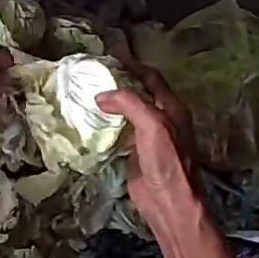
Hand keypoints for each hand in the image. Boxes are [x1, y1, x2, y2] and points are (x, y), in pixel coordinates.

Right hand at [96, 56, 204, 232]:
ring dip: (111, 103)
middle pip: (138, 93)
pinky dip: (105, 123)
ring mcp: (148, 137)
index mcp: (171, 107)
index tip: (111, 56)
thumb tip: (101, 96)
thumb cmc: (167, 161)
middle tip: (94, 73)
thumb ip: (130, 103)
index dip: (133, 65)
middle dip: (119, 82)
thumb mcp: (152, 124)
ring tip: (87, 93)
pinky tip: (90, 121)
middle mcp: (161, 119)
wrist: (168, 201)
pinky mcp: (135, 153)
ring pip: (127, 112)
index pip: (151, 78)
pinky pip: (119, 131)